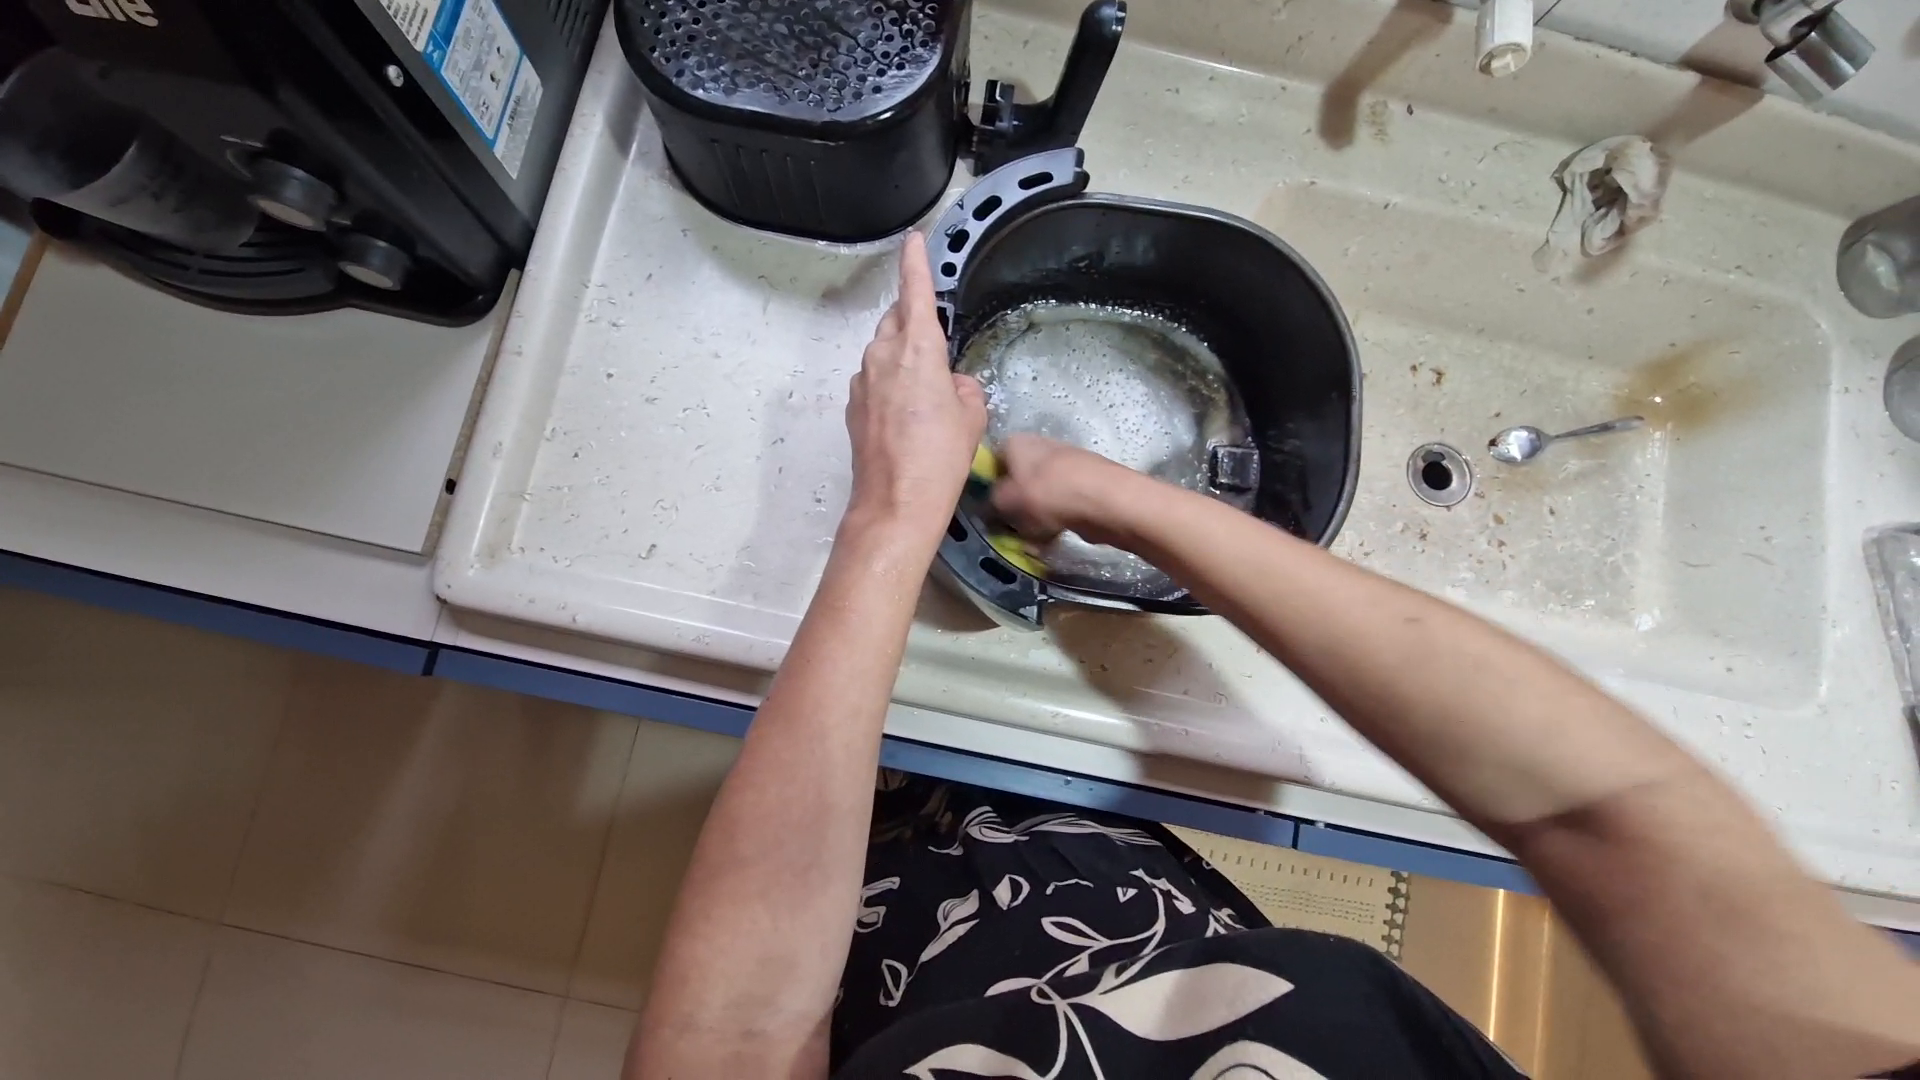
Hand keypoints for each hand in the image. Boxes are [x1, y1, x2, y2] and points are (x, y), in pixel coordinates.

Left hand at [845, 232, 986, 541]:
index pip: (915, 291)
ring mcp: (862, 382)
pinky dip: (890, 384)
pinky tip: (907, 414)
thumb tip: (953, 384)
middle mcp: (883, 357)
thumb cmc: (939, 458)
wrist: (896, 502)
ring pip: (883, 351)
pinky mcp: (853, 407)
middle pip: (896, 320)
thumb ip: (964, 387)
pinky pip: (874, 380)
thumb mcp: (971, 417)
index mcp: (917, 349)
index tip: (914, 241)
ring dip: (902, 356)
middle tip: (937, 335)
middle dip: (913, 317)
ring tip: (927, 389)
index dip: (916, 263)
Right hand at [990, 434, 1137, 547]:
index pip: (992, 460)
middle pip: (1017, 480)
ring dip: (1034, 517)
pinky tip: (1054, 536)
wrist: (1106, 500)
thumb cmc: (1048, 494)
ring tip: (1034, 536)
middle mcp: (1040, 447)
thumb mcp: (1007, 500)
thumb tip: (990, 504)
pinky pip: (1059, 506)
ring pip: (1038, 496)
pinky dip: (1055, 520)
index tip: (989, 507)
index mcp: (1017, 442)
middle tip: (1011, 525)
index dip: (989, 485)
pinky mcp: (1083, 485)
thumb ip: (991, 502)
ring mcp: (1064, 465)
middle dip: (1014, 505)